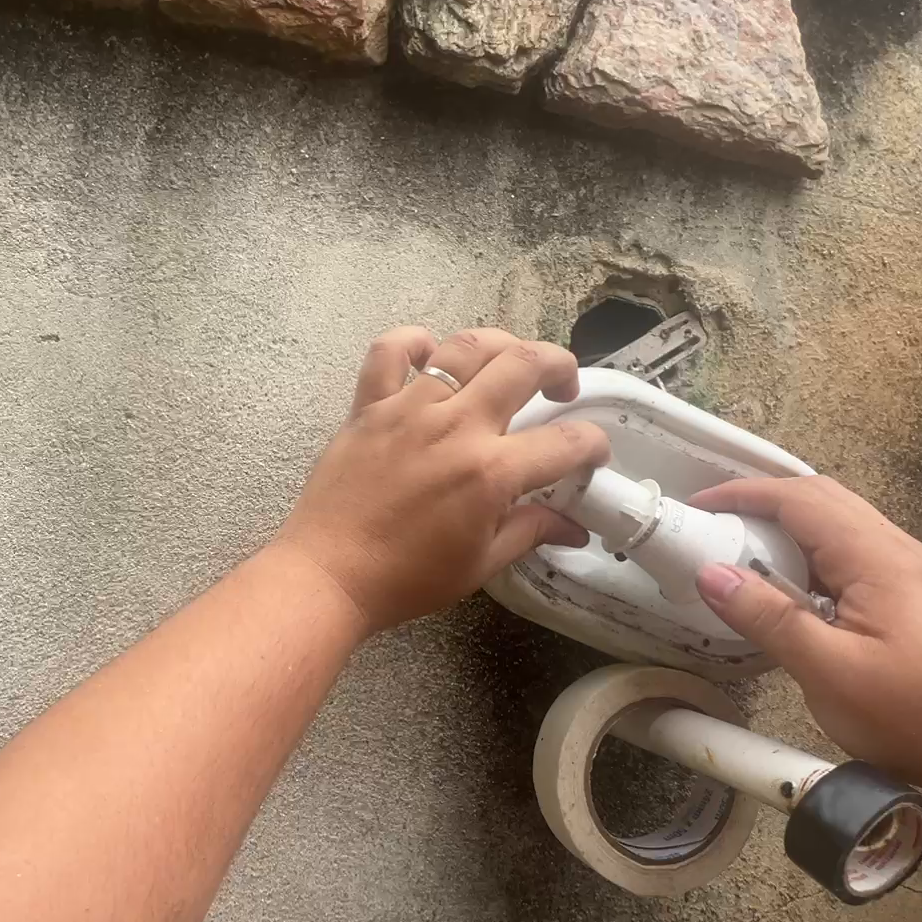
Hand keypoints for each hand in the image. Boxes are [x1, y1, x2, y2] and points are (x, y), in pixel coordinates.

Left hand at [273, 326, 610, 632]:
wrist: (329, 574)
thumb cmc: (406, 579)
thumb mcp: (479, 565)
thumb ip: (529, 532)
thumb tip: (574, 528)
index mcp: (491, 472)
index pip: (566, 442)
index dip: (592, 445)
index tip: (590, 455)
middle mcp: (456, 426)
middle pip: (525, 365)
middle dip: (560, 367)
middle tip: (561, 388)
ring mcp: (408, 409)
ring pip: (466, 347)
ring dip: (501, 345)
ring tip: (508, 363)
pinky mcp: (368, 406)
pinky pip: (389, 352)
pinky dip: (413, 342)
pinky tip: (428, 353)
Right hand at [687, 476, 921, 798]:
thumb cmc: (919, 717)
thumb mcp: (830, 671)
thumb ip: (768, 618)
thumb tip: (710, 574)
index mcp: (879, 560)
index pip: (802, 501)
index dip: (744, 493)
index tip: (698, 506)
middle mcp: (899, 554)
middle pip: (824, 500)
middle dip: (762, 499)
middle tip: (713, 520)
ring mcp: (913, 576)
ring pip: (840, 525)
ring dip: (785, 525)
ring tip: (740, 549)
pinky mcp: (915, 600)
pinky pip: (850, 554)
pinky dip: (806, 552)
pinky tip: (789, 586)